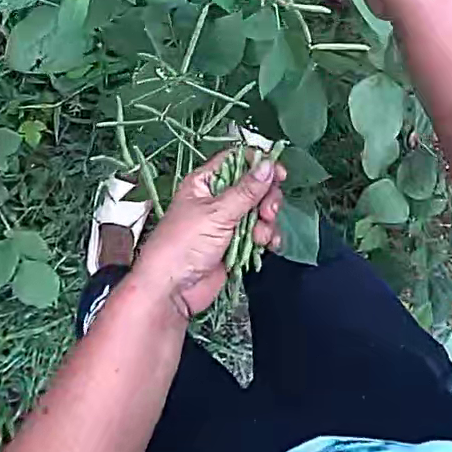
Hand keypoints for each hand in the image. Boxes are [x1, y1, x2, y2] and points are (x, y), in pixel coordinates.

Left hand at [132, 149, 286, 317]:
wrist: (173, 291)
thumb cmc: (185, 244)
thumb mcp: (217, 213)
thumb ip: (246, 190)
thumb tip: (268, 164)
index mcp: (206, 182)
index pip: (236, 161)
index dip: (258, 164)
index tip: (279, 172)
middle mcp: (217, 198)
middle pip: (253, 186)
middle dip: (266, 198)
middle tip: (268, 211)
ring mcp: (227, 222)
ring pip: (259, 210)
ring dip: (267, 221)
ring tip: (262, 235)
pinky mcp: (236, 244)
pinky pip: (259, 232)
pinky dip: (266, 237)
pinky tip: (268, 245)